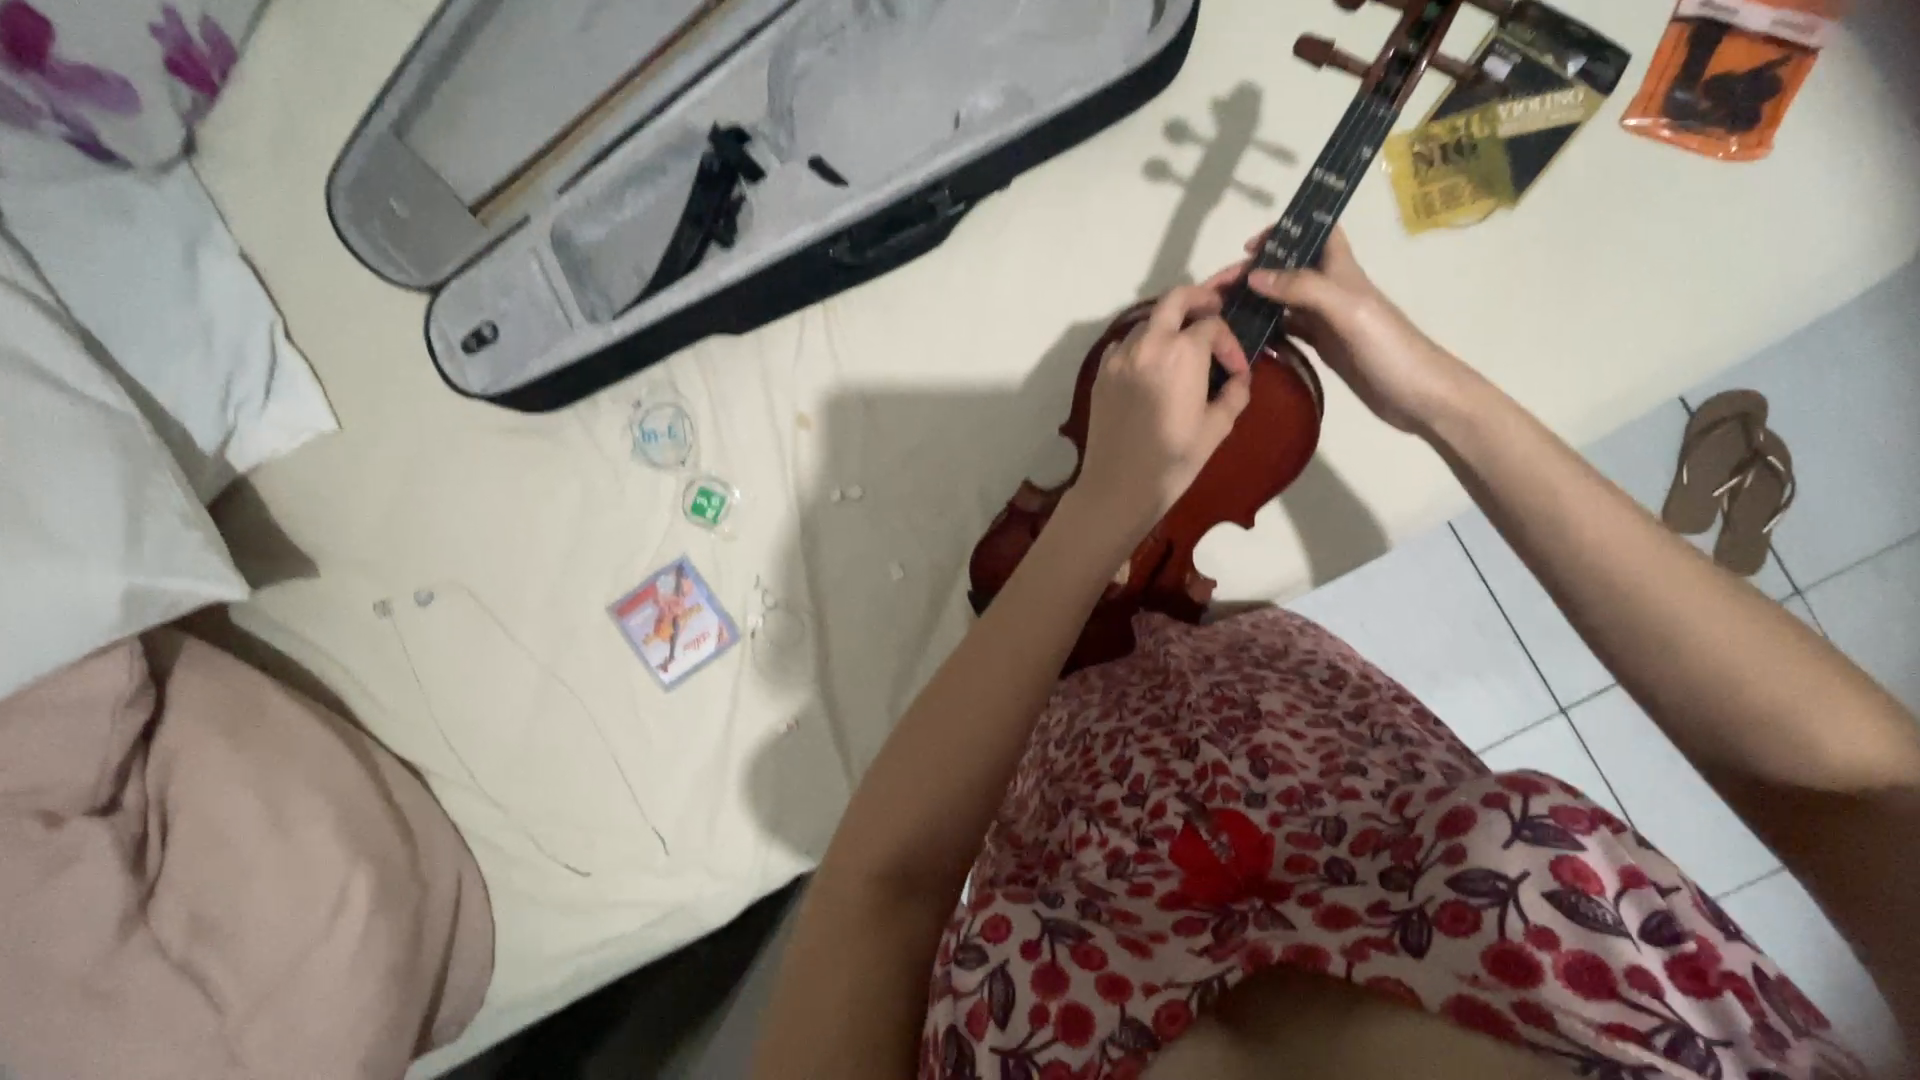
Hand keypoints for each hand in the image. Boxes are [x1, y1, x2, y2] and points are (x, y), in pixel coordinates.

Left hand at [1072, 286, 1251, 542]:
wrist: (1120, 485)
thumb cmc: (1174, 459)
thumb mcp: (1217, 428)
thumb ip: (1234, 394)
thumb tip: (1238, 379)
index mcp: (1182, 352)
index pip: (1213, 325)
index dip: (1231, 343)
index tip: (1237, 370)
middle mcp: (1148, 343)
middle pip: (1175, 299)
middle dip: (1199, 299)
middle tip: (1214, 311)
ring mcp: (1119, 357)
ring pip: (1146, 321)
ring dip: (1168, 324)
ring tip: (1184, 346)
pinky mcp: (1101, 373)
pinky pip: (1124, 345)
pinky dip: (1142, 345)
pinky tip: (1152, 367)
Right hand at [1220, 228, 1480, 435]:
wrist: (1418, 395)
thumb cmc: (1388, 347)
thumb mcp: (1345, 311)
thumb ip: (1302, 289)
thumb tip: (1254, 276)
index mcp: (1342, 272)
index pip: (1317, 232)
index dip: (1286, 231)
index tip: (1249, 247)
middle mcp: (1332, 290)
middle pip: (1288, 269)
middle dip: (1255, 273)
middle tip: (1217, 291)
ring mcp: (1327, 320)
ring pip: (1283, 301)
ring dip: (1256, 301)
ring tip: (1220, 313)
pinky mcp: (1324, 347)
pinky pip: (1288, 331)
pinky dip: (1266, 330)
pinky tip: (1244, 339)